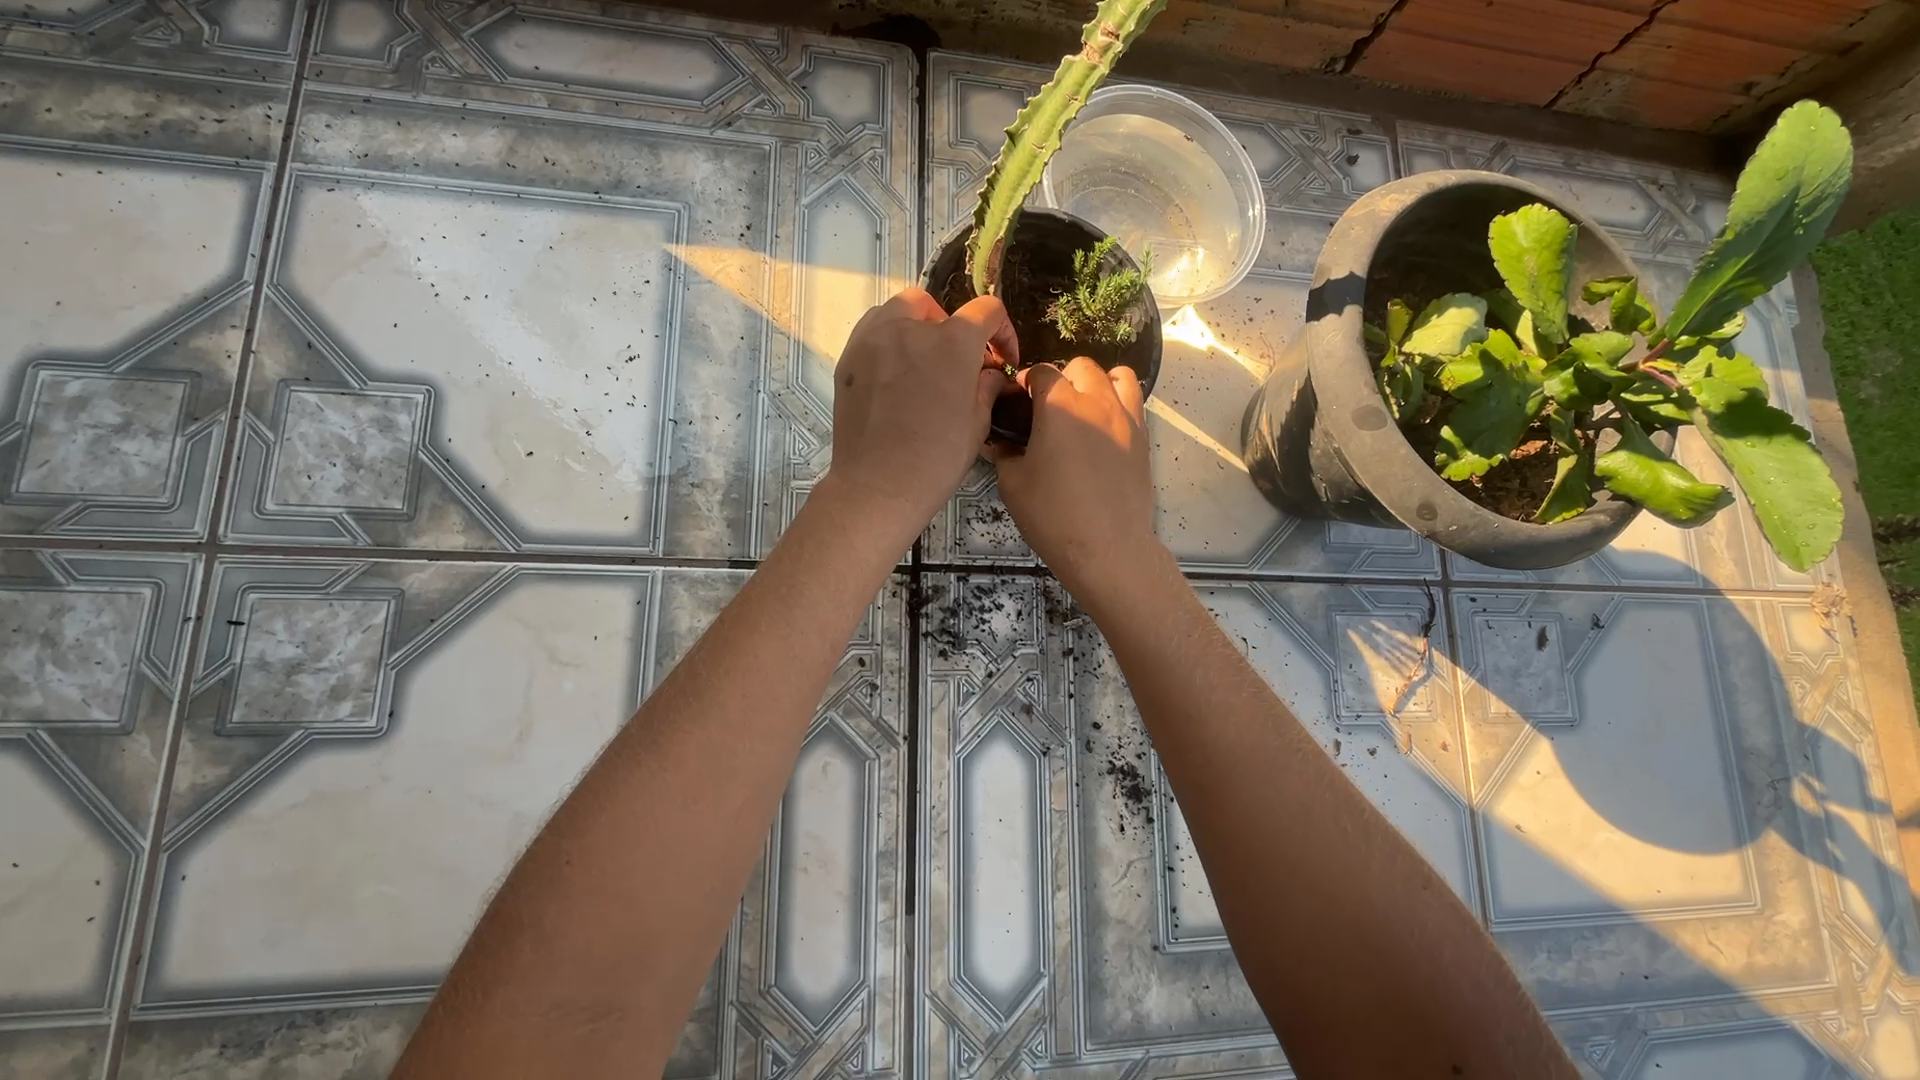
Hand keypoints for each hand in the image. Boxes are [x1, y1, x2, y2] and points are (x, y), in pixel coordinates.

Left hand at [822, 288, 1016, 535]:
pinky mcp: (849, 358)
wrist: (877, 486)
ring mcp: (874, 339)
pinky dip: (888, 339)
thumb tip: (989, 372)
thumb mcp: (976, 424)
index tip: (1002, 357)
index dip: (1002, 330)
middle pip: (936, 307)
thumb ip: (986, 387)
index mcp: (953, 344)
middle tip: (956, 362)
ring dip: (916, 326)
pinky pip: (872, 331)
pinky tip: (894, 372)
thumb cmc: (935, 460)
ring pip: (898, 310)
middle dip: (952, 328)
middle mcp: (911, 329)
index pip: (986, 311)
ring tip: (922, 361)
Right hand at [993, 357, 1165, 599]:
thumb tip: (1003, 442)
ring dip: (1097, 383)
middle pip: (1081, 367)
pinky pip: (1135, 402)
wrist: (1107, 548)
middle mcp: (1097, 401)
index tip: (1017, 400)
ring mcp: (1126, 418)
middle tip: (1048, 407)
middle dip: (1062, 378)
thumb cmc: (1053, 516)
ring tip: (1084, 408)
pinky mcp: (1144, 438)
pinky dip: (1119, 403)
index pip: (1041, 372)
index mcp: (1059, 405)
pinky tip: (1104, 429)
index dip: (1026, 381)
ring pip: (1117, 376)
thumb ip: (1005, 453)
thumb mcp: (1012, 484)